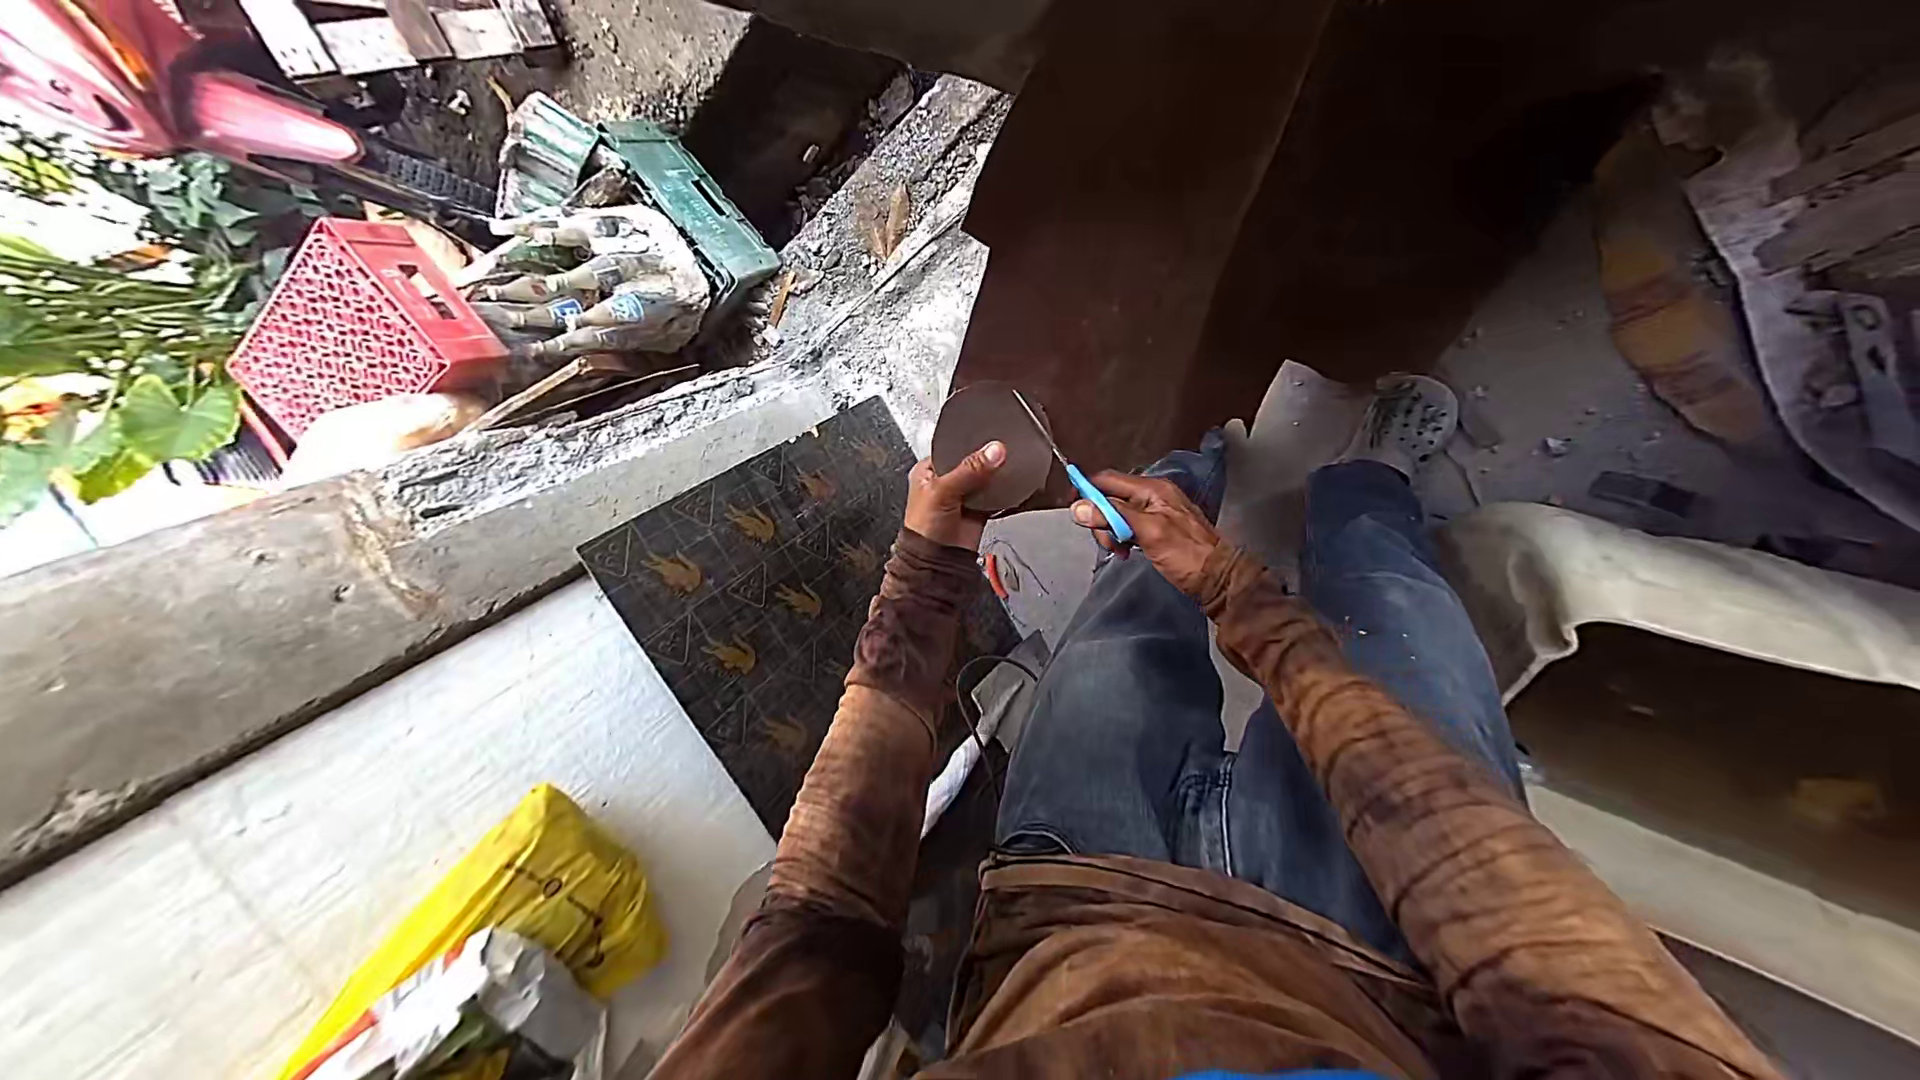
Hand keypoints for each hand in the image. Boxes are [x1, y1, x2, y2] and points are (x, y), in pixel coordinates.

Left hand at [904, 440, 1005, 549]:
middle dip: (986, 459)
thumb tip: (993, 451)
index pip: (952, 447)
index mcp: (929, 470)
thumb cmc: (924, 529)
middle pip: (972, 461)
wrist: (937, 562)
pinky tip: (1012, 483)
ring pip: (985, 477)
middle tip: (1002, 451)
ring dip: (996, 474)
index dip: (970, 442)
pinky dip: (1004, 491)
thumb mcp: (943, 491)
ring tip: (1009, 465)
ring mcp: (964, 494)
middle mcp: (946, 480)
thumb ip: (970, 470)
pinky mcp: (979, 508)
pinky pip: (995, 495)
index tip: (989, 437)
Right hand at [1071, 471, 1222, 595]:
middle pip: (1109, 498)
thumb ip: (1113, 516)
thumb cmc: (1189, 555)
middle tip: (1108, 541)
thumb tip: (1080, 508)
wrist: (1217, 580)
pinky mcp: (1155, 529)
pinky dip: (1121, 538)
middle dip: (1100, 519)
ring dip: (1110, 532)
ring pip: (1116, 514)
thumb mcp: (1148, 531)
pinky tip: (1127, 551)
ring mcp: (1154, 513)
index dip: (1087, 491)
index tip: (1073, 508)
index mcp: (1153, 489)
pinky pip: (1127, 527)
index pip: (1108, 480)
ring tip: (1121, 549)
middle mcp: (1152, 496)